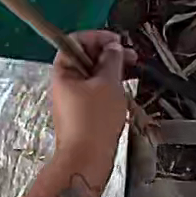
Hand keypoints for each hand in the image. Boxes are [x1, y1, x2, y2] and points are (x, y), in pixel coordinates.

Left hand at [49, 30, 136, 165]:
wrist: (87, 159)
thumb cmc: (94, 121)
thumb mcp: (108, 83)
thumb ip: (112, 60)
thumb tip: (113, 47)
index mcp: (64, 71)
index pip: (77, 41)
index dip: (98, 37)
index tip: (117, 41)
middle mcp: (65, 83)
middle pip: (86, 57)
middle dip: (109, 54)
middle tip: (130, 57)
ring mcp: (74, 98)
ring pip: (93, 76)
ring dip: (112, 71)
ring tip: (131, 73)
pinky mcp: (83, 113)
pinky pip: (97, 92)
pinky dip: (110, 88)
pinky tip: (124, 92)